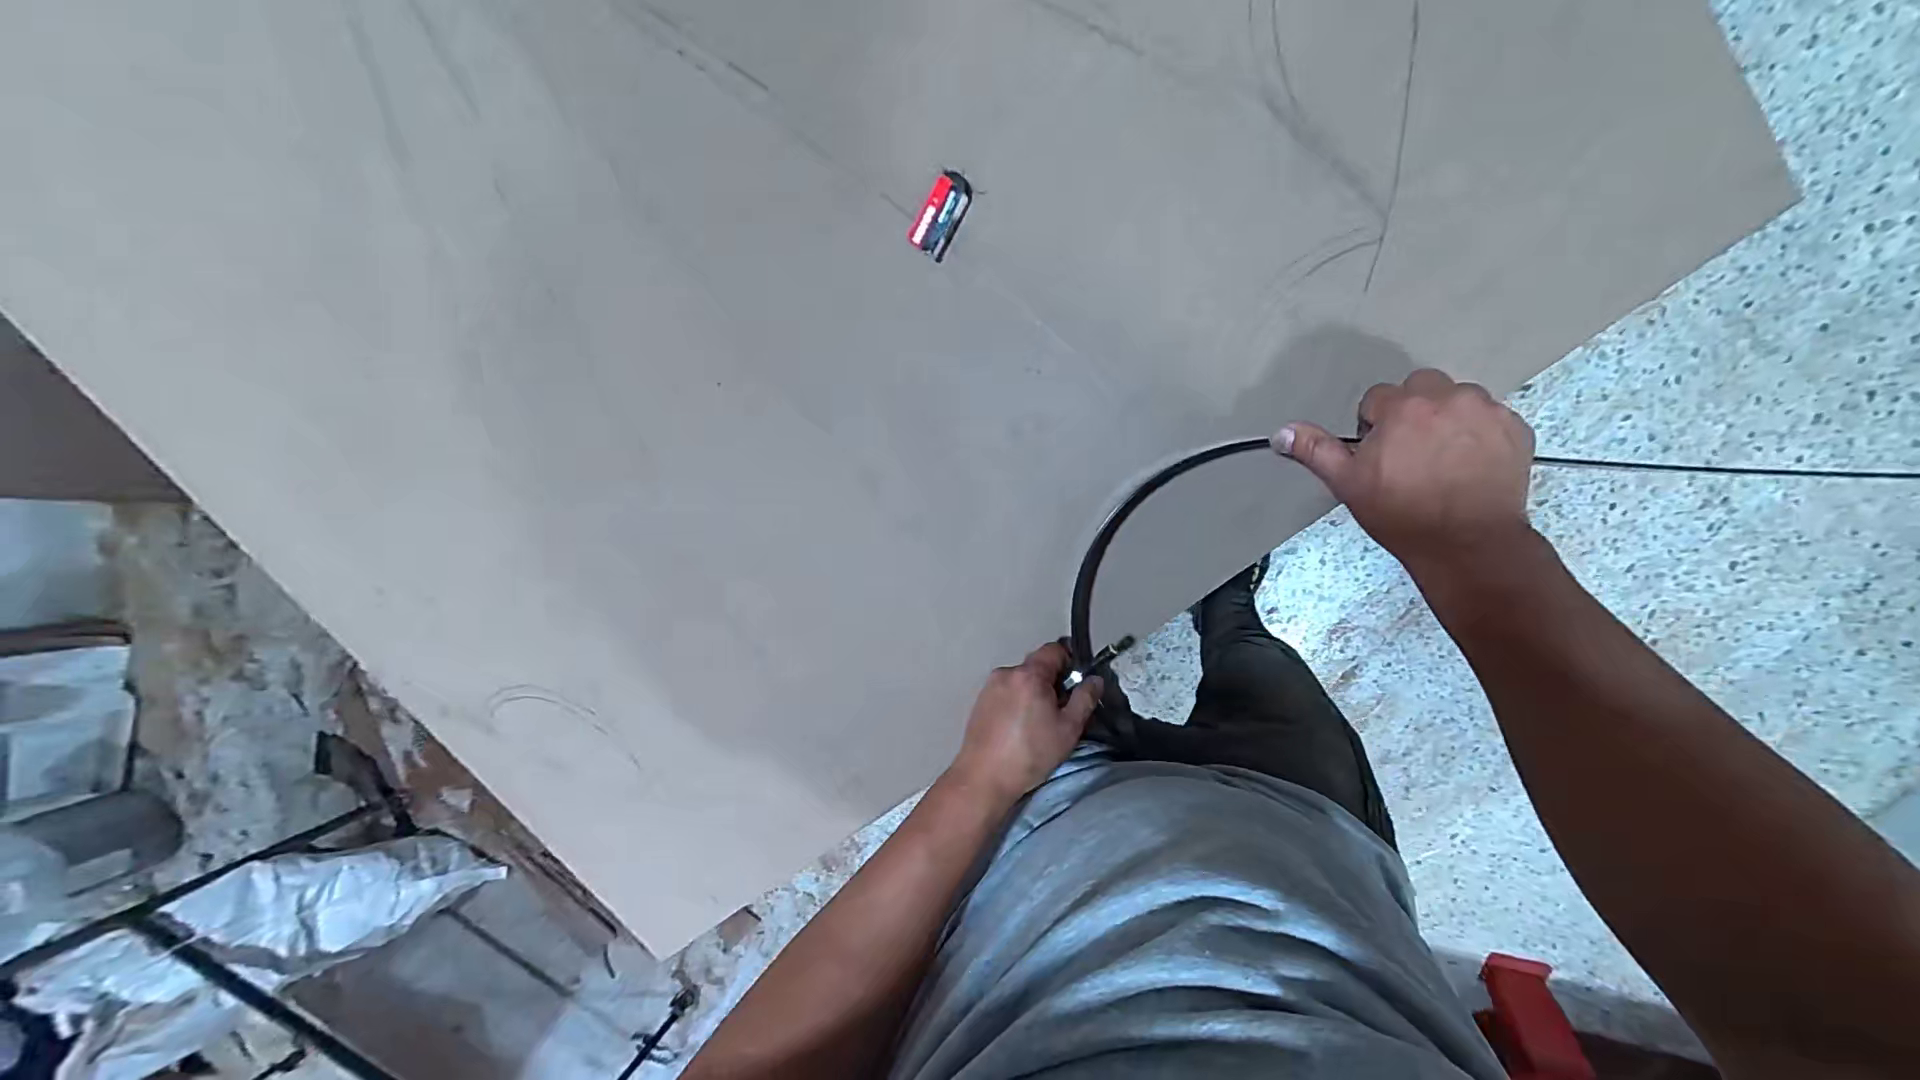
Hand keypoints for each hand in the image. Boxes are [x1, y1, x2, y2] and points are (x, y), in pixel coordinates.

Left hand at [947, 643, 1100, 805]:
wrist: (984, 777)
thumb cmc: (1030, 754)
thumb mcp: (1068, 729)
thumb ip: (1085, 699)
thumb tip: (1094, 680)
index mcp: (1029, 674)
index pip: (1054, 650)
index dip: (1070, 662)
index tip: (1077, 684)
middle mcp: (1006, 673)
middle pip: (1037, 666)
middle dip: (1052, 682)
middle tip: (1061, 710)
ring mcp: (990, 686)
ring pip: (1021, 680)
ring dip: (1034, 692)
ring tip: (1039, 723)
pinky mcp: (980, 701)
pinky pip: (1006, 692)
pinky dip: (1017, 701)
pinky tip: (1020, 727)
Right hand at [1275, 368, 1535, 572]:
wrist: (1466, 542)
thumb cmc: (1404, 513)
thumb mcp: (1347, 483)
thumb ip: (1316, 450)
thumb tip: (1284, 433)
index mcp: (1403, 408)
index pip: (1378, 397)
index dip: (1374, 425)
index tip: (1379, 451)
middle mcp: (1448, 400)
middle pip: (1422, 387)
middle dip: (1412, 410)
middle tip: (1408, 450)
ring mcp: (1487, 413)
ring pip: (1457, 398)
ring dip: (1446, 417)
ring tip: (1439, 457)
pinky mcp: (1515, 429)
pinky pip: (1490, 416)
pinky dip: (1478, 432)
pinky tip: (1466, 463)